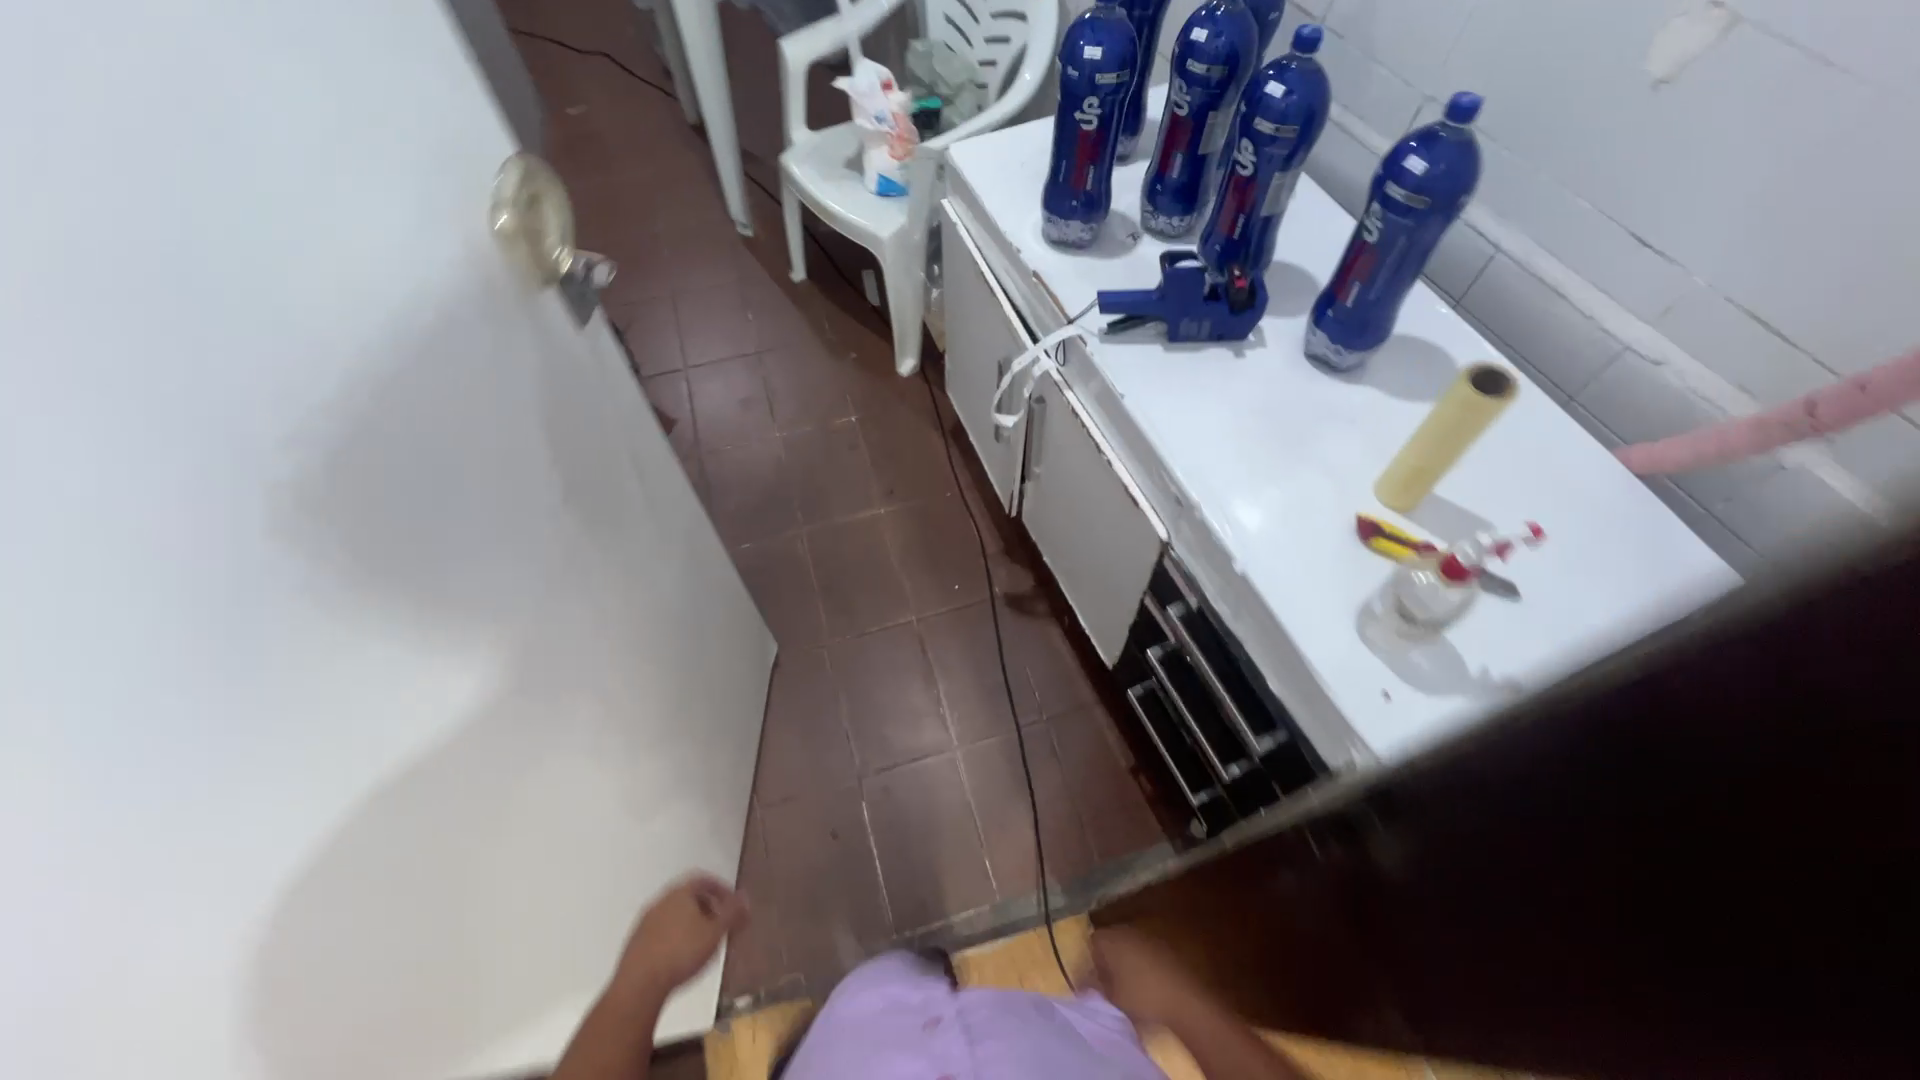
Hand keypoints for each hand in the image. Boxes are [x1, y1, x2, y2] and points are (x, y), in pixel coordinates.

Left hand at [611, 874, 749, 997]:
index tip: (732, 905)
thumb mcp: (716, 933)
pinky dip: (676, 937)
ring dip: (691, 924)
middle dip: (708, 908)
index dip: (721, 889)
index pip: (703, 880)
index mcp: (680, 893)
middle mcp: (660, 901)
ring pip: (674, 914)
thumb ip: (733, 913)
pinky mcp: (636, 942)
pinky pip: (662, 931)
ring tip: (703, 944)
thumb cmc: (682, 953)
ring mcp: (645, 922)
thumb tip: (746, 898)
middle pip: (688, 896)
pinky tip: (681, 957)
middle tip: (721, 925)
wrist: (639, 985)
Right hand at [1088, 928, 1211, 1030]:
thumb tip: (1086, 980)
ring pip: (1131, 941)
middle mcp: (1128, 928)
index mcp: (1110, 937)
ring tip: (1132, 979)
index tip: (1096, 976)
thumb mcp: (1112, 995)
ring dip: (1129, 956)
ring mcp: (1150, 933)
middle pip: (1112, 937)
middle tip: (1112, 978)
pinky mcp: (1168, 943)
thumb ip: (1096, 984)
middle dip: (1111, 954)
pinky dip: (1146, 959)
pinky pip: (1149, 948)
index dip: (1092, 958)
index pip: (1092, 941)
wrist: (1185, 997)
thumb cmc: (1142, 995)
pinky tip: (1150, 977)